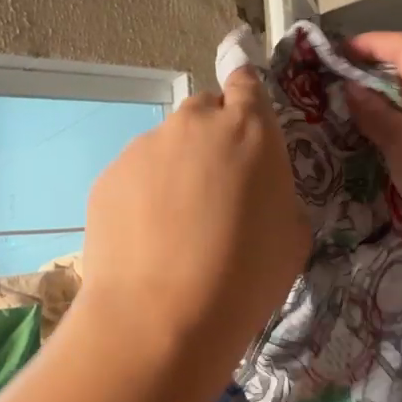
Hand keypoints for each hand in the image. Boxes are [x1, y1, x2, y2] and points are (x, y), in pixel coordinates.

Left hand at [80, 66, 309, 350]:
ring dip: (176, 169)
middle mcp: (194, 124)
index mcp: (250, 129)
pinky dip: (143, 196)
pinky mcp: (108, 176)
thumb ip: (277, 192)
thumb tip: (257, 190)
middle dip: (212, 137)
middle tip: (217, 188)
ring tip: (176, 226)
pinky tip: (147, 240)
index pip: (246, 82)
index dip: (246, 100)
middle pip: (204, 109)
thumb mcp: (293, 235)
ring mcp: (145, 147)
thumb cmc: (246, 277)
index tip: (246, 126)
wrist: (161, 319)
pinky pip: (134, 175)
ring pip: (166, 145)